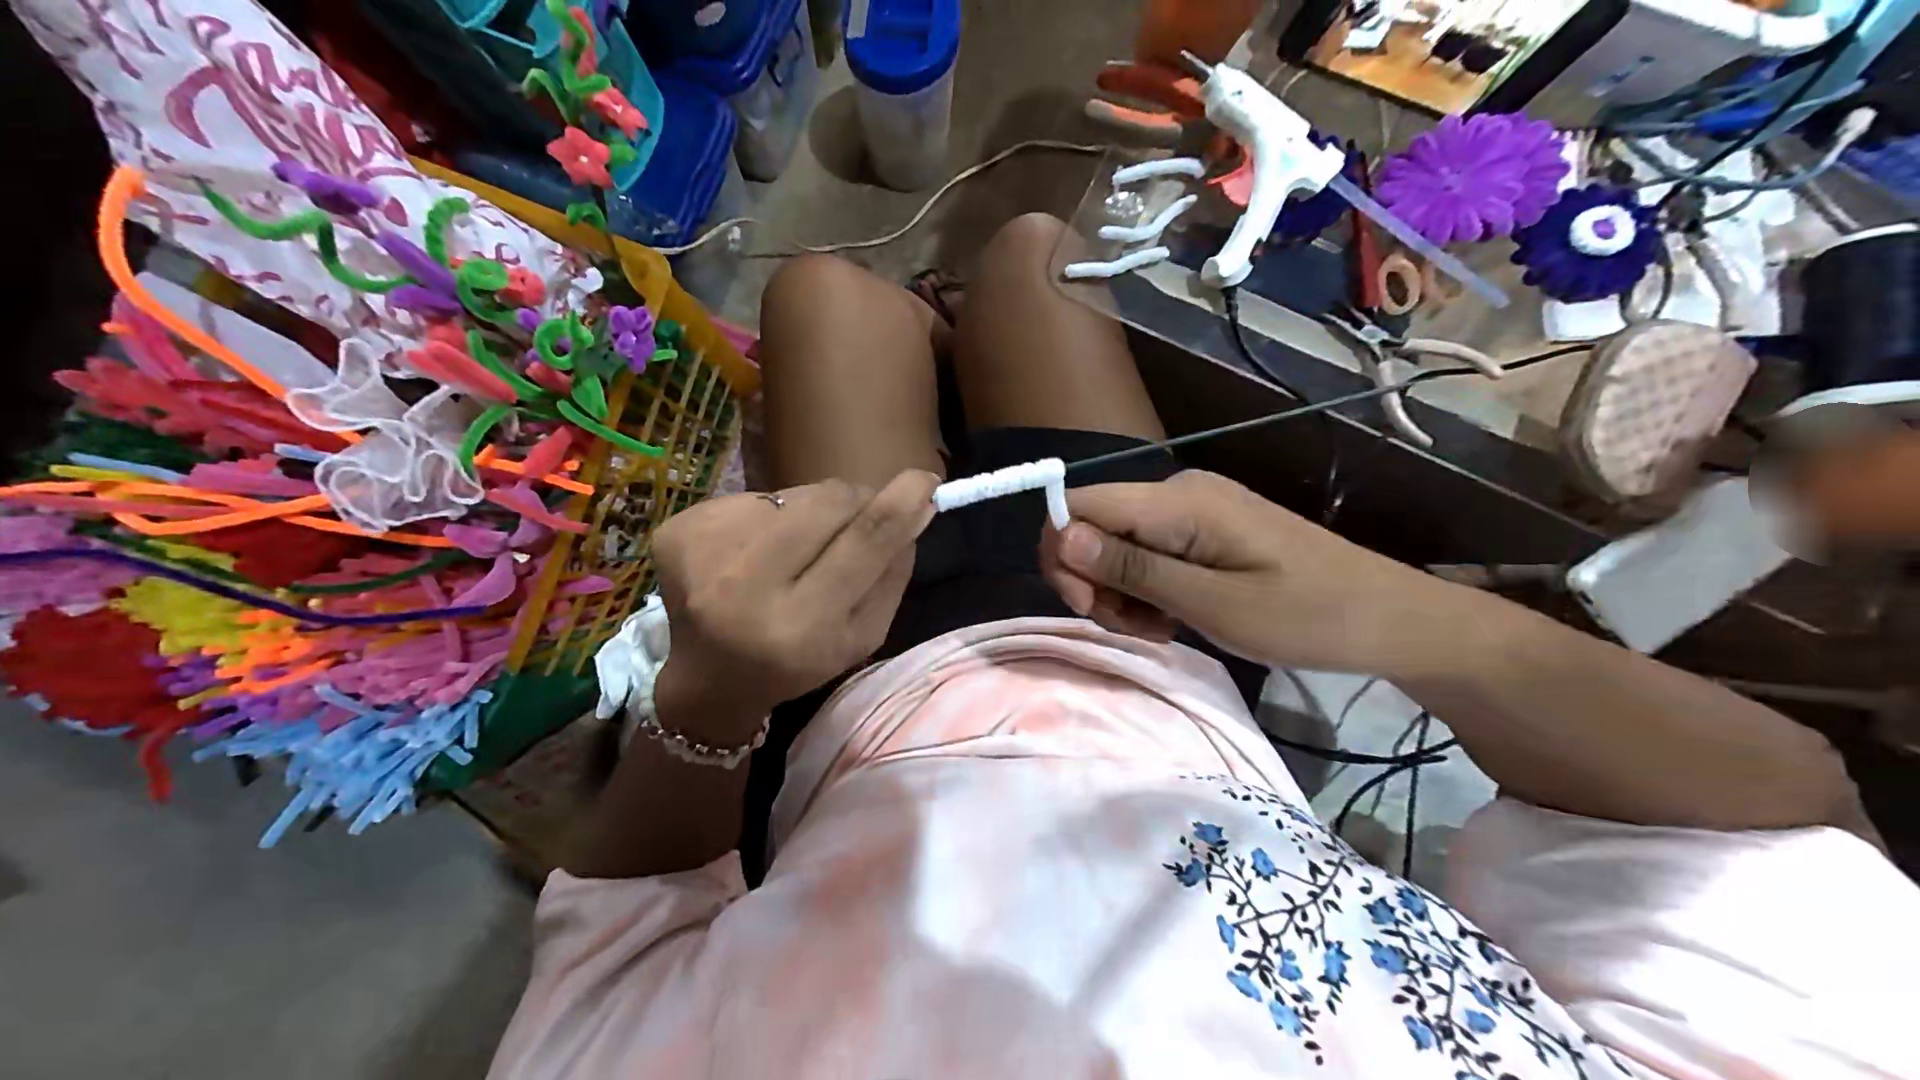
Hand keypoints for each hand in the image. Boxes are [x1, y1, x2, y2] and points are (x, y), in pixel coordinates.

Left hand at [651, 471, 939, 740]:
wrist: (709, 678)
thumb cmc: (798, 662)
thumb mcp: (861, 636)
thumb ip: (891, 574)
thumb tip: (914, 505)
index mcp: (800, 627)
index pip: (864, 541)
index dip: (901, 504)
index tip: (925, 480)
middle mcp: (744, 587)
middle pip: (828, 501)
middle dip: (855, 501)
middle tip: (855, 522)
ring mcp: (703, 554)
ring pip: (792, 493)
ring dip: (809, 512)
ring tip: (794, 551)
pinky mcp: (679, 529)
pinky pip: (754, 497)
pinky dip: (769, 517)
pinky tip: (754, 552)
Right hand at [1038, 470, 1473, 676]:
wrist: (1387, 618)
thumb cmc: (1305, 616)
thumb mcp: (1212, 603)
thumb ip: (1133, 568)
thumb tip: (1061, 536)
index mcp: (1179, 502)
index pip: (1078, 506)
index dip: (1064, 555)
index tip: (1091, 610)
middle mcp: (1178, 493)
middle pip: (1094, 528)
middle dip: (1095, 583)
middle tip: (1134, 630)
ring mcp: (1193, 510)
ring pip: (1117, 547)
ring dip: (1122, 594)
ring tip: (1163, 629)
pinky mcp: (1205, 529)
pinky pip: (1148, 555)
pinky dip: (1146, 591)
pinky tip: (1174, 619)